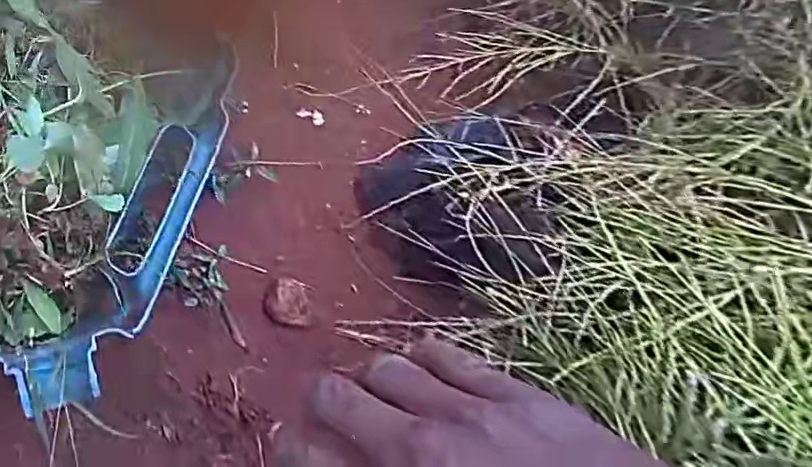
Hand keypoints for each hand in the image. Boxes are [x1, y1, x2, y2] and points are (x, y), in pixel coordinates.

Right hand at [300, 340, 663, 466]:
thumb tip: (346, 464)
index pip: (310, 455)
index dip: (288, 449)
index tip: (288, 448)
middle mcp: (425, 447)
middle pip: (333, 394)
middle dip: (319, 404)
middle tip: (333, 419)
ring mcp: (475, 416)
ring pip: (386, 366)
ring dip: (376, 383)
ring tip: (387, 400)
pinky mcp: (523, 398)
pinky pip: (448, 355)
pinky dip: (426, 362)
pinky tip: (430, 378)